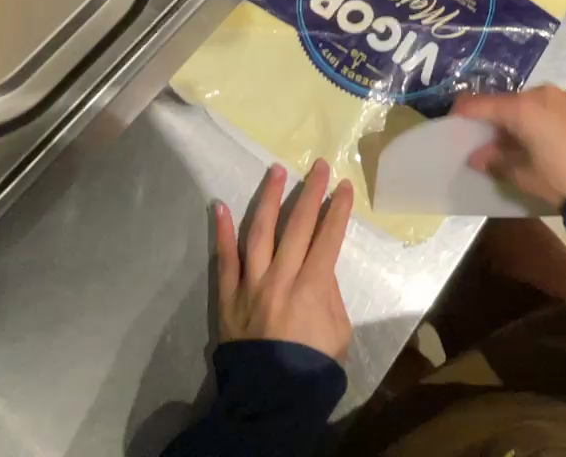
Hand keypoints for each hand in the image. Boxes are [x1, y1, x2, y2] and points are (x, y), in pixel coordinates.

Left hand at [215, 161, 354, 361]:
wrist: (271, 399)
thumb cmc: (313, 364)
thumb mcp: (338, 329)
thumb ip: (329, 292)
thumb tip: (321, 264)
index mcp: (312, 286)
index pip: (328, 237)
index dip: (338, 209)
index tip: (344, 186)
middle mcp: (280, 278)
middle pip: (297, 226)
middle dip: (310, 192)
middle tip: (318, 166)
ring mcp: (251, 285)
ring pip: (259, 232)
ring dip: (269, 198)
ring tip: (276, 171)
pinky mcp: (228, 296)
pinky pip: (224, 259)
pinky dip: (222, 232)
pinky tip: (221, 206)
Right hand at [453, 86, 565, 207]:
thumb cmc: (563, 179)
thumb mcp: (525, 176)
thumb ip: (497, 162)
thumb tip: (478, 155)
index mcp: (521, 109)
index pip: (479, 103)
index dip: (462, 113)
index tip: (454, 124)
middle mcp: (542, 93)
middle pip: (508, 102)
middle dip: (497, 120)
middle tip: (493, 143)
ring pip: (534, 102)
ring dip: (524, 119)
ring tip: (526, 143)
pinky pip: (557, 107)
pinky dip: (549, 119)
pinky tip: (554, 140)